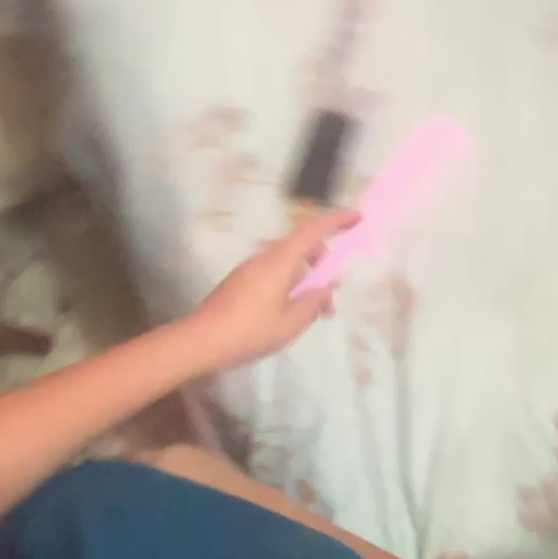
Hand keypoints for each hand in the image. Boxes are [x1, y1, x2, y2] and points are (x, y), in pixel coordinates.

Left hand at [179, 209, 359, 370]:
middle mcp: (263, 259)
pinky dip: (288, 286)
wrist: (199, 341)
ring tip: (313, 313)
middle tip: (332, 291)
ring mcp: (248, 270)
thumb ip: (313, 303)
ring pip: (286, 264)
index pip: (311, 230)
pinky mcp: (239, 284)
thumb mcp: (290, 322)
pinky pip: (272, 275)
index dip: (335, 220)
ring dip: (305, 280)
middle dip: (323, 262)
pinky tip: (289, 315)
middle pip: (300, 247)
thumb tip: (325, 288)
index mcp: (279, 261)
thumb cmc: (248, 331)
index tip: (357, 217)